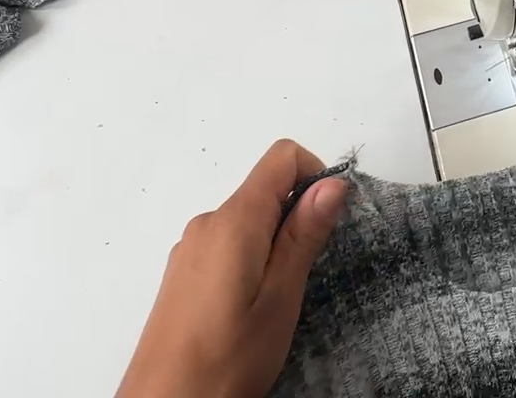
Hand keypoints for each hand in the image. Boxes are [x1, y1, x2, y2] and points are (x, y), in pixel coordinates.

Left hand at [116, 141, 348, 397]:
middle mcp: (207, 223)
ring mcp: (189, 250)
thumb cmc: (227, 359)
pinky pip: (227, 245)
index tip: (325, 222)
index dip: (315, 176)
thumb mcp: (280, 297)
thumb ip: (305, 234)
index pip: (283, 156)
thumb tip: (334, 183)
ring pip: (248, 220)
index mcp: (234, 219)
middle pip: (266, 189)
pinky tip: (246, 311)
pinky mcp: (181, 276)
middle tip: (303, 275)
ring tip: (273, 301)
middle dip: (296, 217)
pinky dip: (250, 260)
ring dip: (273, 243)